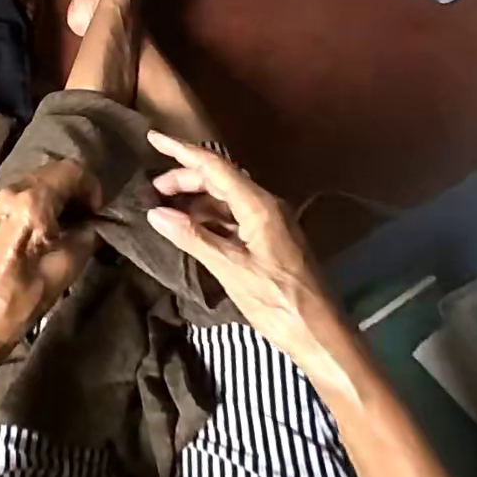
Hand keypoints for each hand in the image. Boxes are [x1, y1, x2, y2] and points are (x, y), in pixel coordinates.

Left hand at [0, 159, 101, 360]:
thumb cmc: (19, 300)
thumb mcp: (64, 270)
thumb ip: (86, 237)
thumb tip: (95, 224)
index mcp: (30, 201)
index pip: (71, 171)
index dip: (92, 187)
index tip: (98, 213)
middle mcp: (9, 192)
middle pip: (51, 172)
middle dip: (74, 190)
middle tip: (86, 219)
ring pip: (33, 183)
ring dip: (55, 196)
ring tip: (65, 226)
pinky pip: (17, 197)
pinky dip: (35, 204)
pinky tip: (40, 232)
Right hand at [145, 131, 339, 359]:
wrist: (322, 338)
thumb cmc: (280, 303)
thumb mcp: (231, 270)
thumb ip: (193, 237)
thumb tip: (155, 213)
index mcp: (259, 206)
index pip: (214, 166)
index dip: (181, 150)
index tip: (153, 138)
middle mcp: (265, 205)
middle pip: (219, 179)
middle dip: (184, 178)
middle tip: (153, 189)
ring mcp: (269, 222)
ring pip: (224, 197)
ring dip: (195, 198)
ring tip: (167, 209)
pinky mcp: (268, 239)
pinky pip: (232, 216)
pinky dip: (208, 216)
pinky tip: (191, 228)